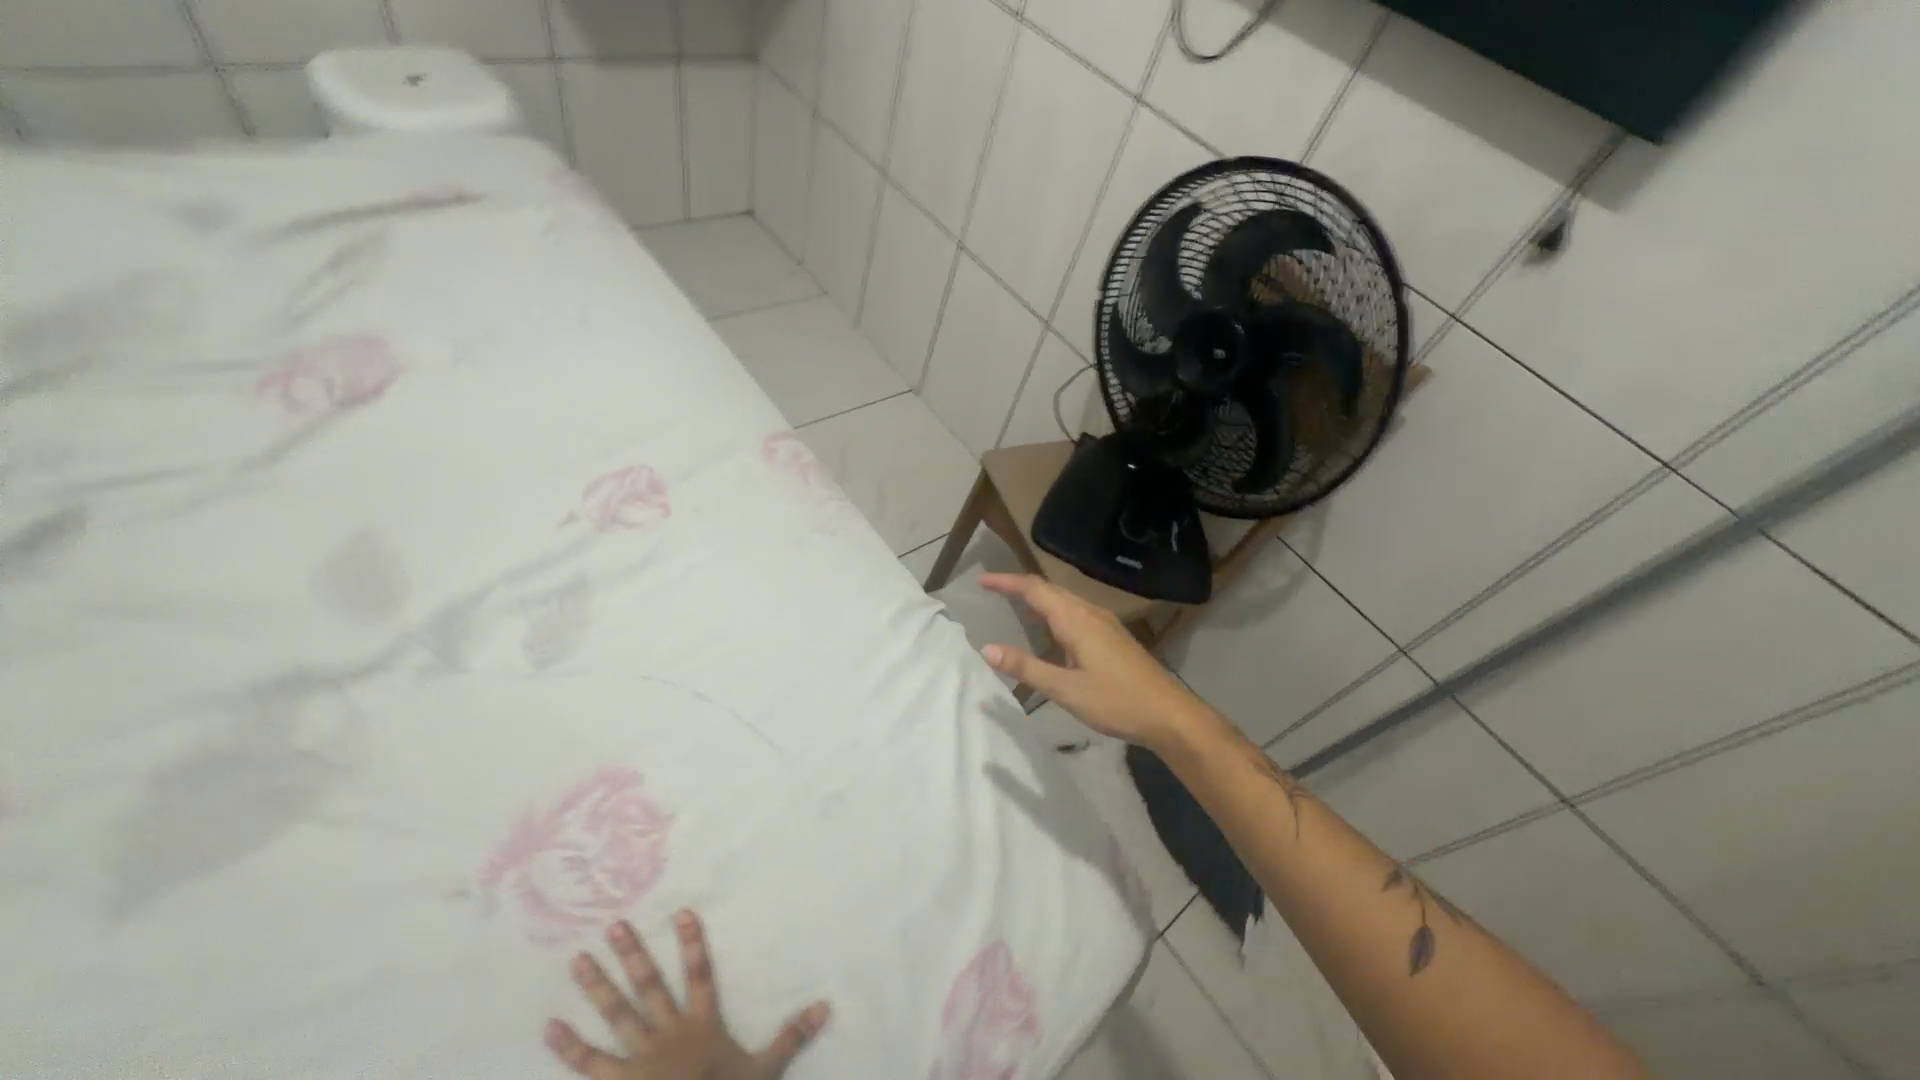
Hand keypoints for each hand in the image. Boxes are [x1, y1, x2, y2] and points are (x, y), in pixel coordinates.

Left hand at [544, 911, 830, 1079]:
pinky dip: (570, 1047)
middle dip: (633, 955)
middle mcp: (668, 1035)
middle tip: (613, 925)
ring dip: (598, 987)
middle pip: (650, 987)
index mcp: (702, 1028)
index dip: (693, 945)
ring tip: (578, 959)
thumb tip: (825, 1004)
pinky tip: (549, 1028)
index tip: (682, 912)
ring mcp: (639, 1059)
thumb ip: (790, 1037)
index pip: (700, 977)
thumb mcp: (765, 1072)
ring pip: (617, 1015)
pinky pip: (590, 1064)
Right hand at [978, 573, 1220, 752]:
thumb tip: (988, 649)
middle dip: (1020, 586)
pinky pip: (1076, 613)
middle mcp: (1091, 614)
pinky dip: (1054, 612)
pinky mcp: (1113, 638)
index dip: (1007, 582)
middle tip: (992, 589)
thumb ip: (1026, 668)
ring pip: (1065, 601)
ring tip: (1014, 605)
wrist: (1168, 714)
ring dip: (1039, 598)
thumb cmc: (1116, 701)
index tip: (982, 581)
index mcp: (1076, 620)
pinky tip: (1051, 631)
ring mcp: (1105, 624)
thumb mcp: (1065, 689)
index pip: (1035, 590)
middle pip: (1050, 590)